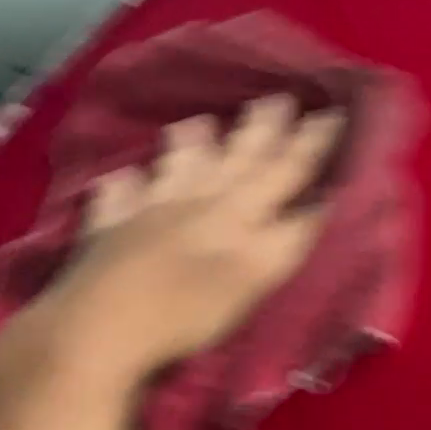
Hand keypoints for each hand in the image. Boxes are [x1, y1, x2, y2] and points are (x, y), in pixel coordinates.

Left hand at [0, 95, 343, 386]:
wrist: (96, 331)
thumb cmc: (191, 310)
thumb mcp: (261, 274)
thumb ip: (294, 235)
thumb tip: (327, 201)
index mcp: (241, 212)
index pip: (288, 171)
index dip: (314, 144)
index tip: (334, 113)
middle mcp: (199, 202)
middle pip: (238, 160)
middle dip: (265, 130)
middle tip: (280, 98)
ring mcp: (148, 214)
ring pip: (178, 169)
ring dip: (192, 145)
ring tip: (200, 122)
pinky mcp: (108, 234)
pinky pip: (117, 200)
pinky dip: (123, 186)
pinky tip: (123, 178)